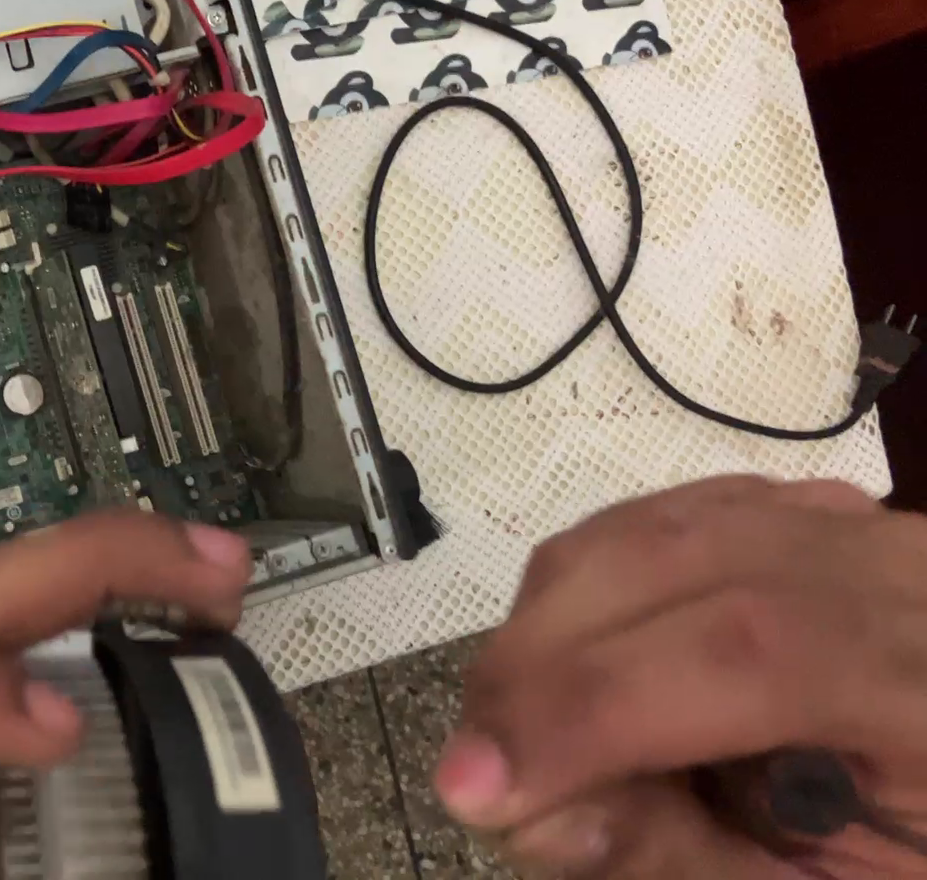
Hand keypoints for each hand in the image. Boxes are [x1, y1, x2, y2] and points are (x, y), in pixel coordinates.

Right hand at [433, 476, 926, 876]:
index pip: (747, 654)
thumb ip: (684, 859)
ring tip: (515, 720)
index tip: (472, 790)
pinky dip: (571, 591)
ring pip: (624, 537)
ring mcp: (827, 521)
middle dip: (534, 667)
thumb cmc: (920, 857)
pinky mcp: (764, 510)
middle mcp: (895, 565)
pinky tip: (568, 655)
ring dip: (538, 628)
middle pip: (658, 569)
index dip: (587, 711)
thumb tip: (522, 813)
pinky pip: (628, 525)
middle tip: (475, 761)